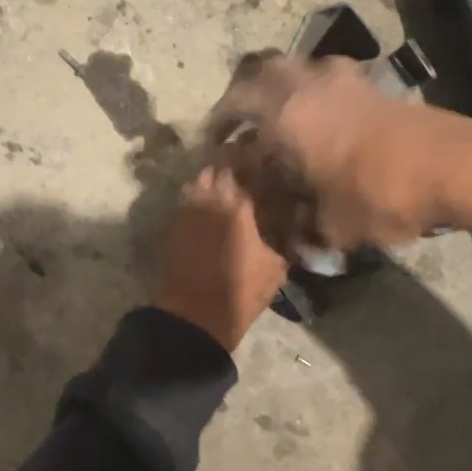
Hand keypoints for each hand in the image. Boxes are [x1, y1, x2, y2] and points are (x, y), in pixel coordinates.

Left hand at [154, 167, 288, 352]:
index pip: (249, 166)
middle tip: (250, 163)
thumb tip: (296, 228)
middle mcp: (211, 198)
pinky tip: (212, 203)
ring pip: (201, 179)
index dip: (259, 158)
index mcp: (239, 203)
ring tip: (230, 181)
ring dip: (214, 175)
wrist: (195, 315)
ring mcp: (188, 209)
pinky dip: (200, 194)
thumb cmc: (241, 291)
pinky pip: (188, 197)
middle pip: (221, 166)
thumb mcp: (276, 267)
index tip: (270, 155)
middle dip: (234, 161)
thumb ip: (286, 240)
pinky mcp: (175, 224)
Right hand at [206, 55, 471, 254]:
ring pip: (294, 69)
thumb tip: (273, 228)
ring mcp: (342, 76)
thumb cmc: (381, 196)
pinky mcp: (370, 82)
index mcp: (284, 112)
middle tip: (240, 128)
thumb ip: (290, 224)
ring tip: (278, 126)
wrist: (456, 168)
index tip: (213, 145)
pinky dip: (308, 94)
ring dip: (278, 91)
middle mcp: (306, 82)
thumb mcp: (326, 224)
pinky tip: (318, 126)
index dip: (217, 126)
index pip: (232, 107)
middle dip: (242, 97)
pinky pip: (322, 78)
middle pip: (258, 71)